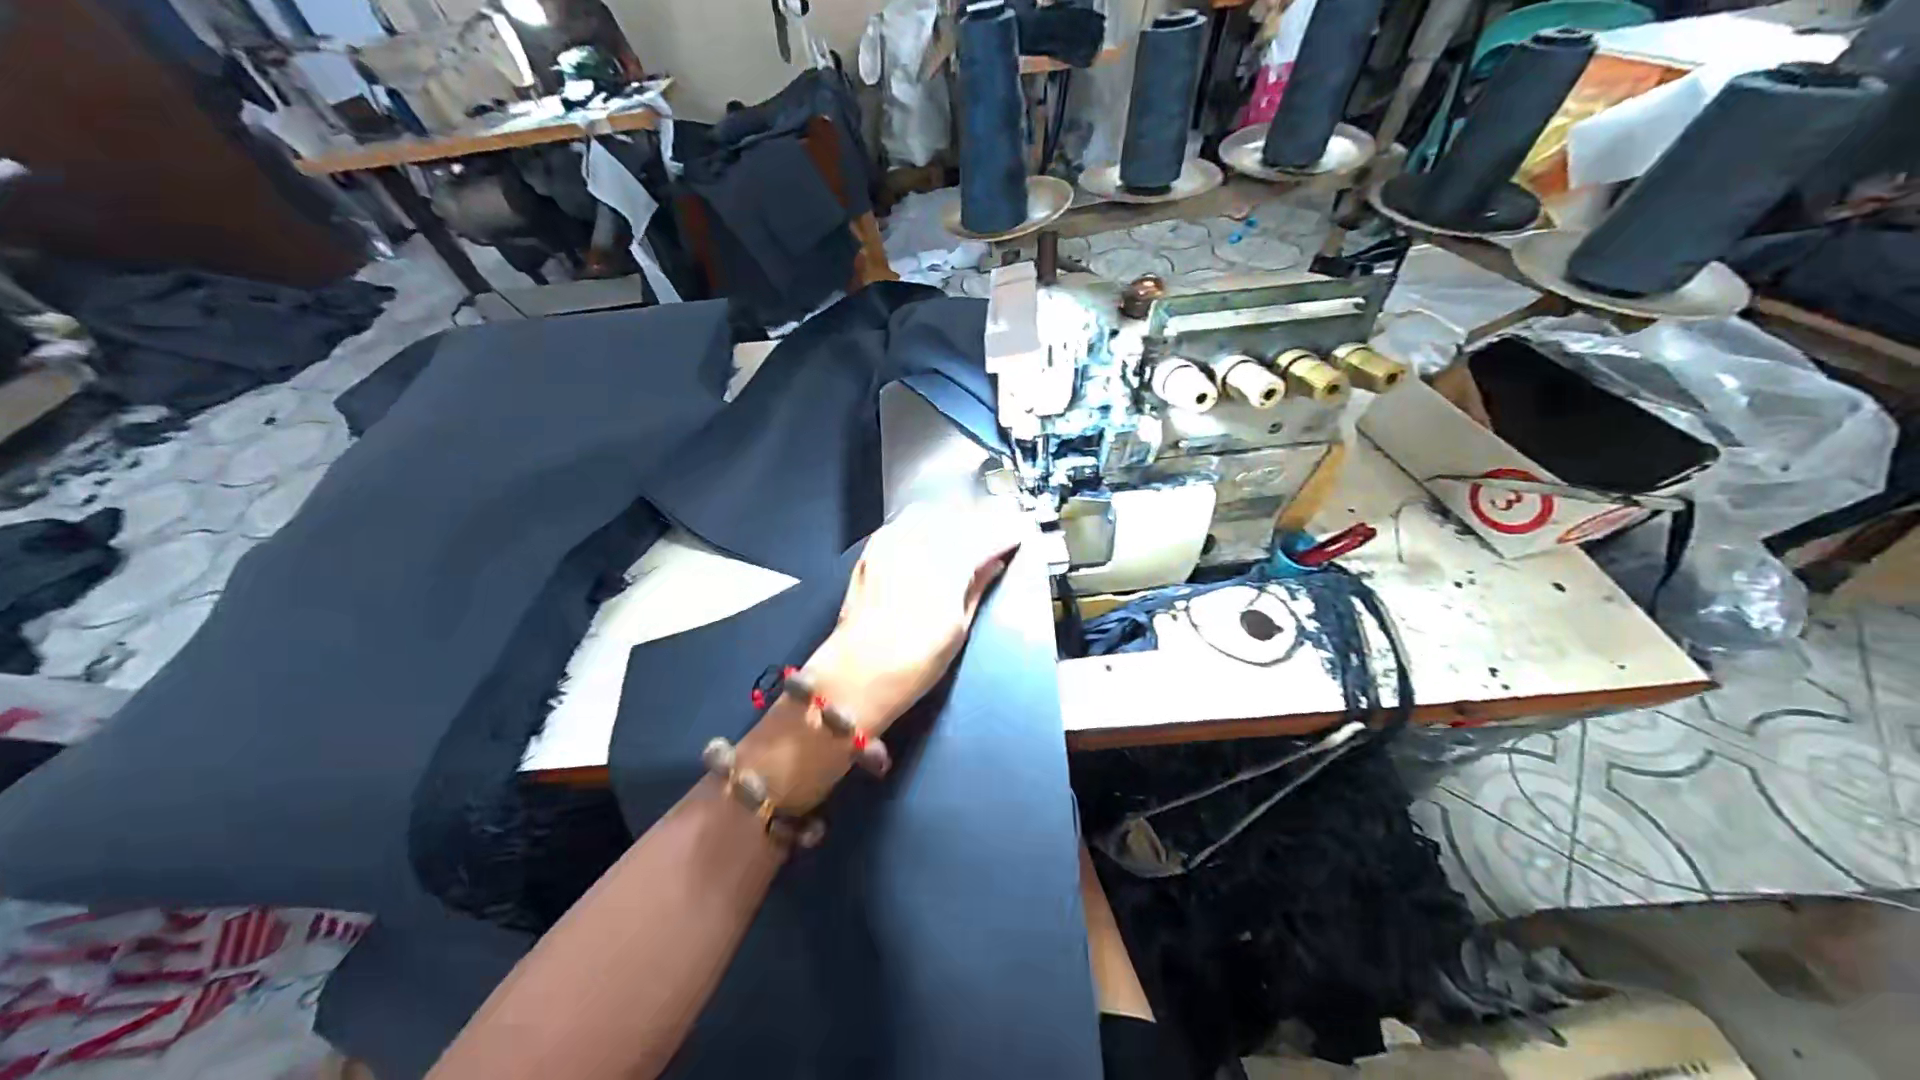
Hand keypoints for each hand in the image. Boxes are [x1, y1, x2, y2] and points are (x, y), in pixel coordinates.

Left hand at [733, 501, 1026, 814]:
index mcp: (947, 567)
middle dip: (981, 522)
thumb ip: (976, 587)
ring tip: (966, 534)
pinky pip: (904, 523)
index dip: (1006, 532)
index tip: (1018, 533)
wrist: (857, 673)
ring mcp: (890, 545)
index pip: (985, 536)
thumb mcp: (958, 629)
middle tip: (996, 534)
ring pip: (930, 515)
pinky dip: (924, 524)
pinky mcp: (872, 550)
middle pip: (958, 518)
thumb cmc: (914, 662)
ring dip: (952, 520)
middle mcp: (917, 546)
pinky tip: (930, 537)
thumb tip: (993, 562)